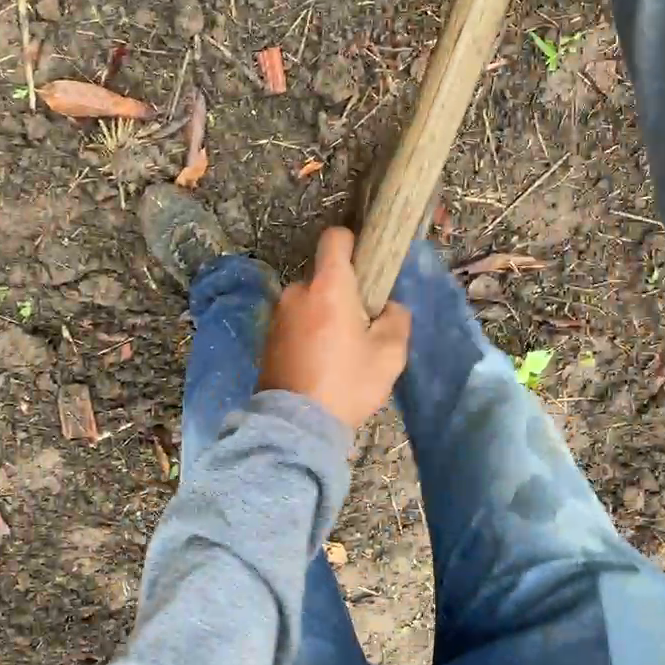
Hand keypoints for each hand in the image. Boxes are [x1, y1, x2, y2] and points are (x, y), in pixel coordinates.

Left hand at [258, 227, 411, 430]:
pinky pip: (295, 324)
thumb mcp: (390, 354)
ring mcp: (277, 316)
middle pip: (324, 278)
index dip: (352, 244)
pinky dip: (308, 334)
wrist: (296, 424)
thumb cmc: (347, 384)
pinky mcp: (267, 338)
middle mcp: (297, 293)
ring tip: (338, 353)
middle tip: (360, 328)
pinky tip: (318, 364)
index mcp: (328, 287)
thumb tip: (389, 307)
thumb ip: (396, 319)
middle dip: (342, 295)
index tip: (366, 265)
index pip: (335, 239)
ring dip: (324, 316)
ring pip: (309, 303)